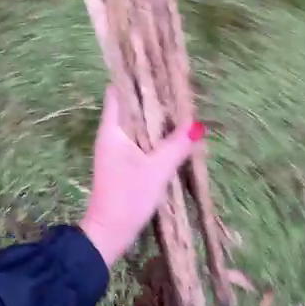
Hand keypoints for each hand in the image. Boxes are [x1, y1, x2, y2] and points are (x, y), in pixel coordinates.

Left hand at [77, 85, 204, 266]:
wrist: (108, 233)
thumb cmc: (129, 196)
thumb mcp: (157, 170)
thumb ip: (176, 146)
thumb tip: (196, 124)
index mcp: (111, 129)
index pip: (117, 91)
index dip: (133, 79)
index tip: (156, 72)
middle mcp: (109, 134)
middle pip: (128, 106)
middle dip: (150, 99)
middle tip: (176, 92)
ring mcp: (113, 149)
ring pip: (134, 125)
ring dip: (153, 120)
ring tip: (178, 111)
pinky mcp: (120, 164)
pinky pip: (137, 140)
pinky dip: (152, 136)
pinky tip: (171, 139)